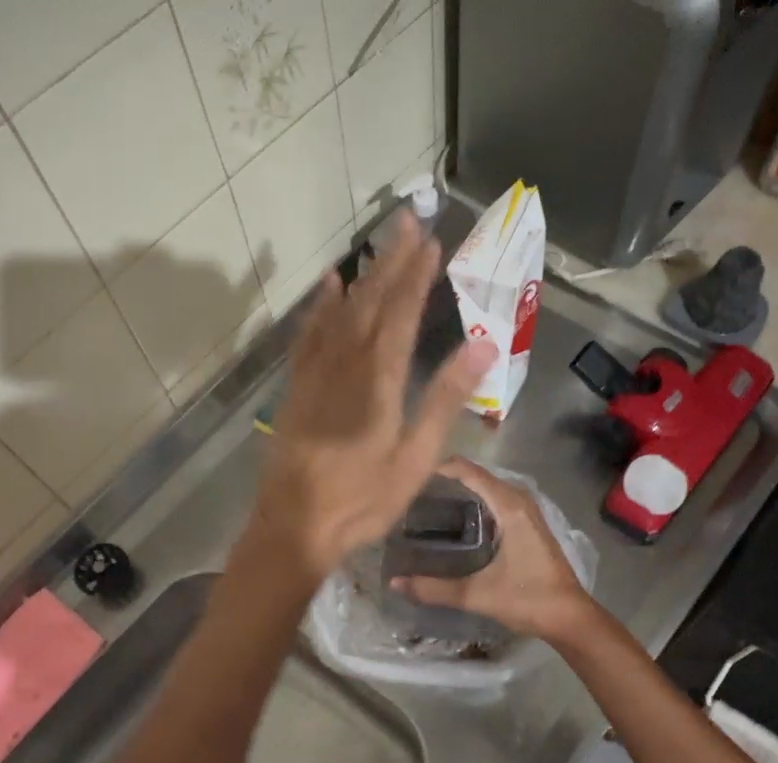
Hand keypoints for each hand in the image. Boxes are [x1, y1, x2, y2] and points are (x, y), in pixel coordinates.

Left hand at [248, 212, 496, 578]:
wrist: (294, 526)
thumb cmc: (363, 500)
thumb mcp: (416, 458)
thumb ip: (445, 399)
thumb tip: (483, 348)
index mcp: (379, 380)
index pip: (401, 314)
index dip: (417, 277)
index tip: (432, 242)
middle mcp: (344, 365)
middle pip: (370, 301)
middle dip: (391, 260)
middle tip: (408, 220)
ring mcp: (314, 374)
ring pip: (339, 312)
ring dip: (362, 275)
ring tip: (379, 243)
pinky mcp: (296, 388)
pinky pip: (309, 335)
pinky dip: (321, 307)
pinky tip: (329, 287)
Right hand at [389, 458, 600, 641]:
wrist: (570, 617)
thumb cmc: (528, 599)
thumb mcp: (477, 595)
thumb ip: (434, 589)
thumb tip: (395, 582)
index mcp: (509, 506)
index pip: (468, 471)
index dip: (439, 468)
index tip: (409, 476)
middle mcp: (519, 501)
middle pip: (476, 477)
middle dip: (445, 481)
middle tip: (410, 494)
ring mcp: (526, 513)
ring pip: (487, 490)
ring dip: (460, 493)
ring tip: (425, 505)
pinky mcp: (528, 526)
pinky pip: (495, 503)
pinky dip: (474, 504)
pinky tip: (454, 523)